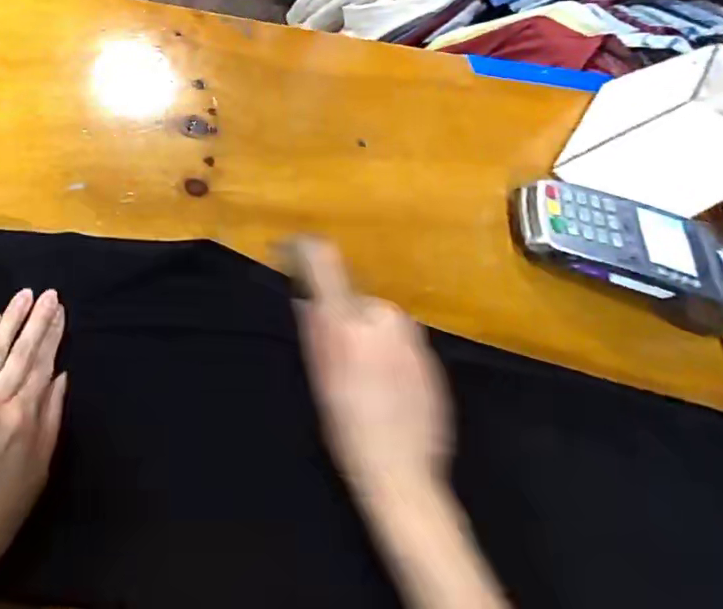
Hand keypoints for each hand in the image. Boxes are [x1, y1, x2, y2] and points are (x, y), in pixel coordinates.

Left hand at [0, 289, 67, 608]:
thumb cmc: (0, 510)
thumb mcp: (38, 470)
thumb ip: (51, 418)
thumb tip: (60, 376)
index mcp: (24, 418)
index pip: (42, 362)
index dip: (52, 333)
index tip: (60, 309)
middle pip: (21, 349)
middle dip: (37, 318)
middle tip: (48, 293)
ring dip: (10, 319)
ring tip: (23, 295)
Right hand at [286, 237, 450, 502]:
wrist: (402, 472)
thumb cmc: (347, 424)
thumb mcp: (318, 374)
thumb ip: (312, 324)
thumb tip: (303, 290)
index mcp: (349, 317)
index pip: (324, 261)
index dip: (303, 249)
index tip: (288, 249)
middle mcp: (384, 316)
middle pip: (355, 299)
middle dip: (343, 315)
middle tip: (333, 354)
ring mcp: (414, 338)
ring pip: (379, 320)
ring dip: (366, 334)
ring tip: (360, 377)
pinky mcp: (433, 358)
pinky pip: (400, 342)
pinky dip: (388, 352)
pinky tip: (384, 387)